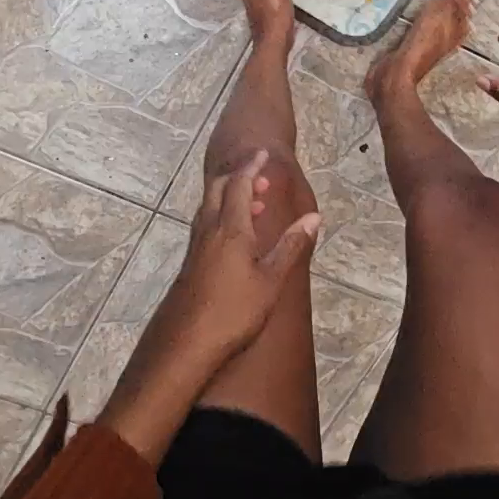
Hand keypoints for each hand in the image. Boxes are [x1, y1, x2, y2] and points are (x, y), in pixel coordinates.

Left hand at [160, 149, 321, 362]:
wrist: (185, 345)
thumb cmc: (234, 312)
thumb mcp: (271, 280)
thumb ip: (291, 245)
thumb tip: (314, 217)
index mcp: (230, 229)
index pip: (239, 184)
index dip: (251, 166)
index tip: (263, 153)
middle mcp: (209, 230)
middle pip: (218, 189)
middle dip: (239, 177)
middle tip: (261, 181)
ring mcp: (196, 246)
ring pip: (209, 206)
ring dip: (229, 196)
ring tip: (253, 206)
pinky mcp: (191, 262)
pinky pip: (205, 224)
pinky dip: (221, 215)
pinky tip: (234, 237)